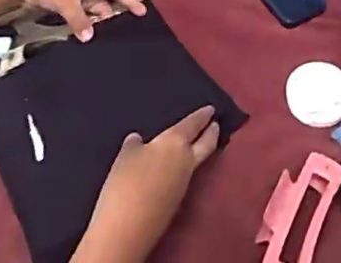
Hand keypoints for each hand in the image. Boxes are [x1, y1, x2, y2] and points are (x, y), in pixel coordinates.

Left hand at [8, 0, 145, 40]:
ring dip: (105, 13)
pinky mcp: (68, 1)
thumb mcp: (66, 3)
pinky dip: (90, 18)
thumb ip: (80, 21)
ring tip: (113, 27)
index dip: (131, 0)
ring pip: (98, 3)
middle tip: (136, 12)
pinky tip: (92, 27)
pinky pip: (86, 10)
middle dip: (125, 1)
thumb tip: (91, 37)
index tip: (143, 10)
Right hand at [75, 107, 220, 262]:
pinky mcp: (176, 204)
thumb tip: (138, 140)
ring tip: (190, 147)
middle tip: (215, 124)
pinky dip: (182, 172)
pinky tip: (170, 174)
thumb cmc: (125, 184)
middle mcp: (186, 161)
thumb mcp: (125, 157)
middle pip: (207, 143)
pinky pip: (183, 180)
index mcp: (176, 142)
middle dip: (212, 132)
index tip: (211, 109)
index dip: (203, 115)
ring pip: (196, 162)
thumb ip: (134, 145)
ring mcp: (184, 184)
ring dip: (197, 153)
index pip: (194, 123)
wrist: (126, 230)